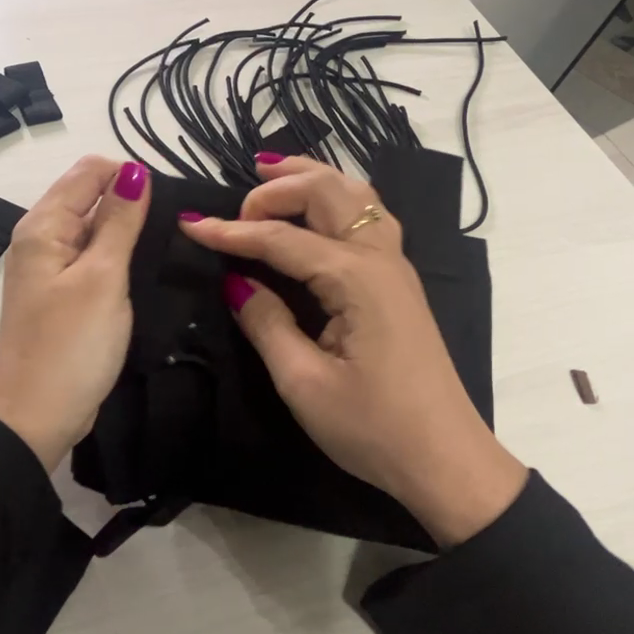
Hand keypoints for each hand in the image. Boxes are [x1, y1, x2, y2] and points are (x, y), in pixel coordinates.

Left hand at [0, 157, 150, 469]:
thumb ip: (118, 221)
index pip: (89, 171)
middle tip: (173, 231)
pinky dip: (116, 259)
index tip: (168, 203)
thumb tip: (133, 170)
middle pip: (89, 198)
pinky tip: (142, 273)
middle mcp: (39, 238)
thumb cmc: (71, 345)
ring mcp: (48, 269)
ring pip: (93, 230)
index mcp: (42, 225)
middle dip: (129, 202)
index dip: (129, 177)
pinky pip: (91, 260)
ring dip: (126, 233)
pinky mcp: (60, 295)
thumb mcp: (103, 277)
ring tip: (166, 250)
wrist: (37, 416)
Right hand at [179, 154, 526, 545]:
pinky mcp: (398, 283)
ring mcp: (396, 267)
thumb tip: (235, 282)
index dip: (232, 232)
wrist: (445, 459)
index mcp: (356, 280)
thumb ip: (266, 324)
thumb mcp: (303, 383)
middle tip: (235, 206)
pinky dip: (335, 199)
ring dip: (312, 178)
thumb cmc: (373, 428)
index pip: (282, 239)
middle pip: (328, 192)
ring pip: (356, 196)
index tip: (189, 227)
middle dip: (277, 187)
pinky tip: (314, 211)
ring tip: (269, 174)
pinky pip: (368, 217)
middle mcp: (381, 259)